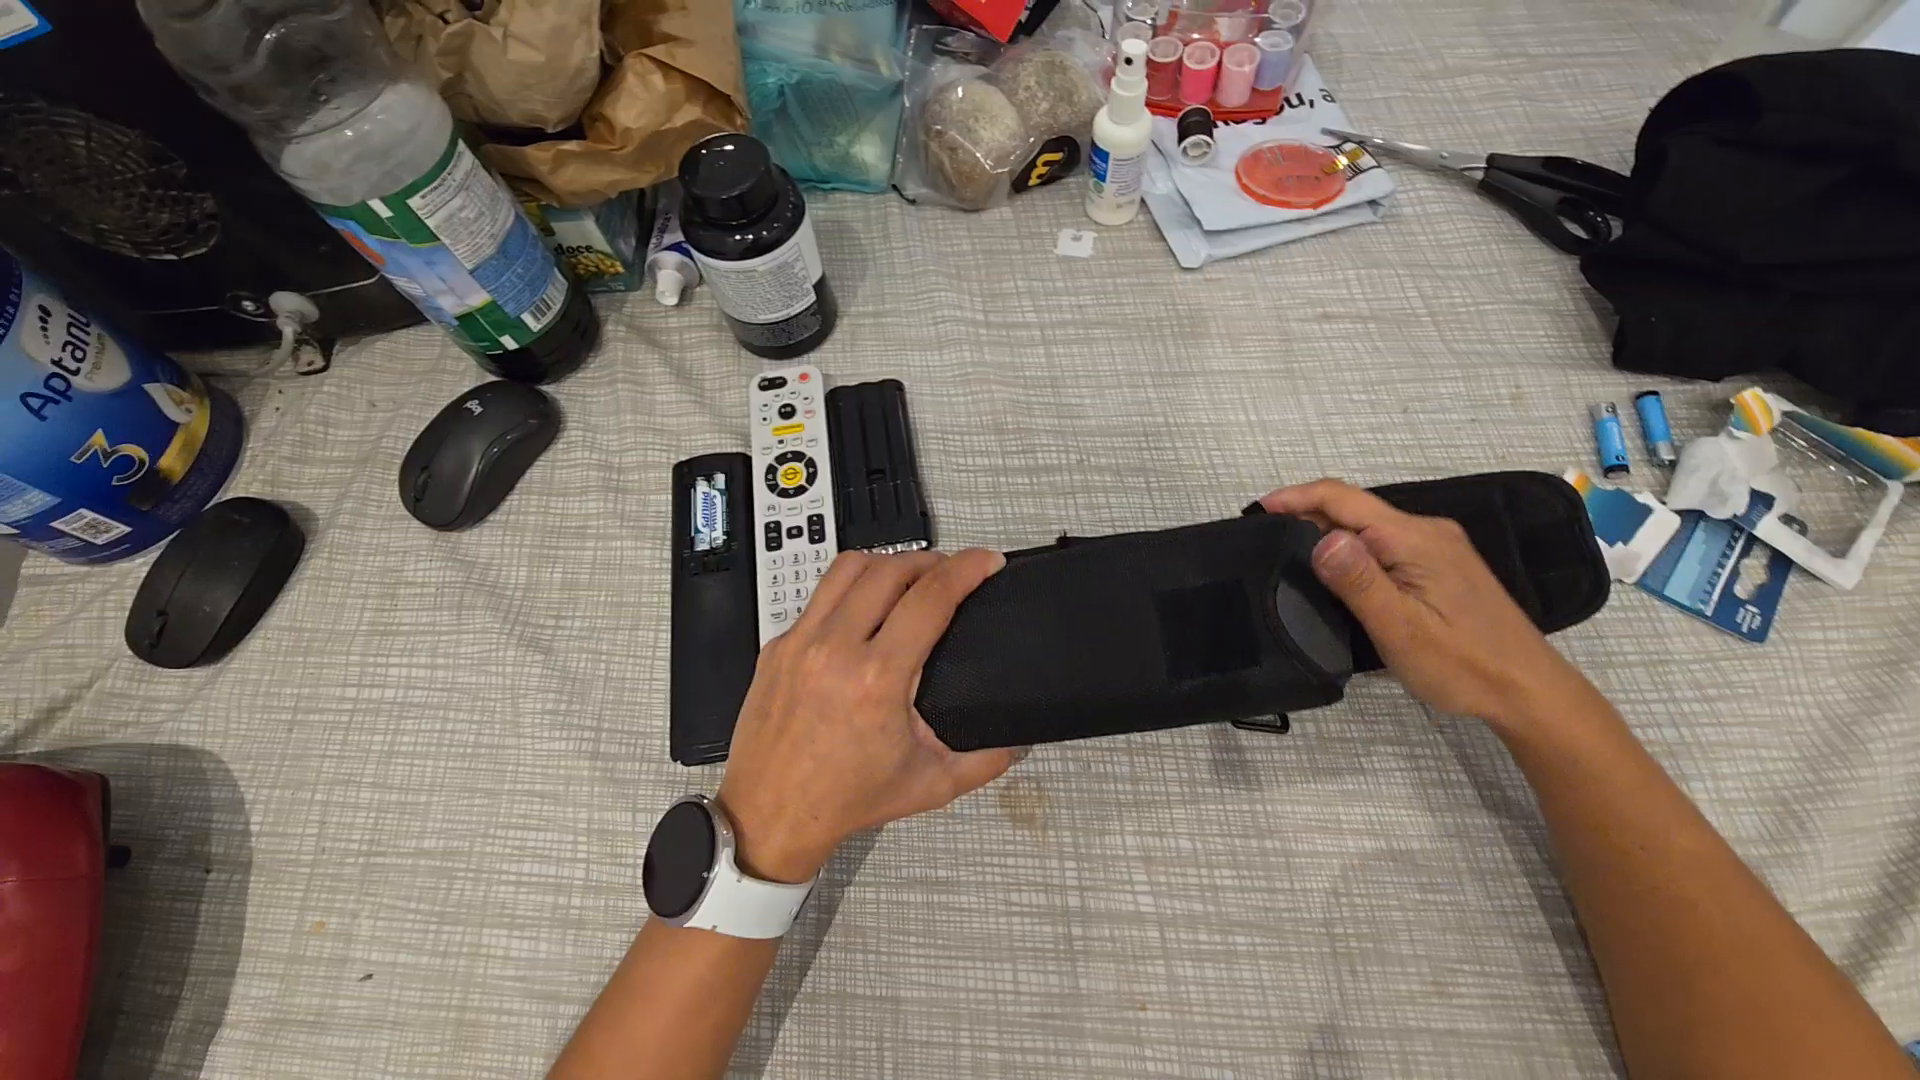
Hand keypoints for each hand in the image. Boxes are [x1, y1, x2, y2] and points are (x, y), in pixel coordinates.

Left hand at [715, 549, 1022, 883]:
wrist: (770, 814)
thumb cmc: (842, 800)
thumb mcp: (930, 785)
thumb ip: (985, 761)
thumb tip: (1018, 741)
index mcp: (877, 679)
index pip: (931, 597)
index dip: (967, 569)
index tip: (986, 561)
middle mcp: (834, 650)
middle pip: (891, 569)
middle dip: (932, 560)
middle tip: (951, 571)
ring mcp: (800, 643)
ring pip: (848, 568)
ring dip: (888, 563)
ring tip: (909, 577)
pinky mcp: (778, 646)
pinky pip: (818, 595)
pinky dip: (850, 589)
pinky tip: (865, 608)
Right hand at [1259, 479, 1588, 729]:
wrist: (1529, 691)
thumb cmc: (1463, 665)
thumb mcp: (1401, 628)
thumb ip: (1359, 580)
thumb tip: (1319, 537)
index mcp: (1413, 538)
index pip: (1343, 499)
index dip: (1296, 497)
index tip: (1256, 511)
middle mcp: (1426, 531)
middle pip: (1354, 508)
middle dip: (1304, 515)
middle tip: (1262, 541)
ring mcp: (1437, 548)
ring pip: (1368, 527)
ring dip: (1325, 533)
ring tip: (1286, 557)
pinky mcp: (1441, 566)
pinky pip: (1384, 543)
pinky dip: (1349, 548)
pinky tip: (1333, 572)